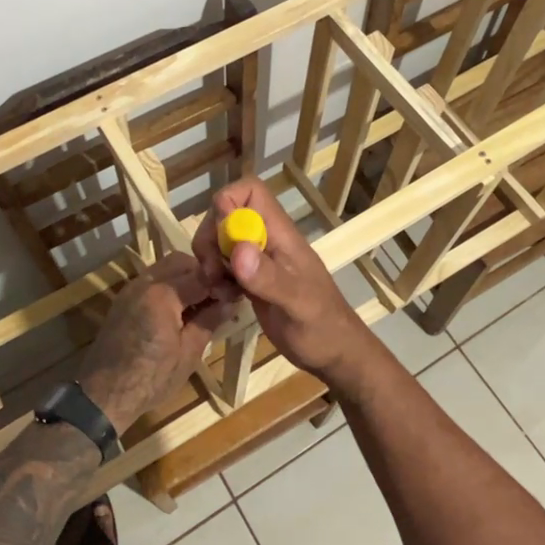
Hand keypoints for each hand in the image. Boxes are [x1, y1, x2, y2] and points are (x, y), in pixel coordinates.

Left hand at [76, 251, 234, 433]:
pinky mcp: (124, 300)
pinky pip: (152, 281)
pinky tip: (179, 310)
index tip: (236, 294)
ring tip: (201, 305)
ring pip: (165, 268)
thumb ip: (209, 321)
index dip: (222, 283)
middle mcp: (146, 282)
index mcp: (163, 293)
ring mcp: (131, 289)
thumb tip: (230, 302)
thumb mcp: (189, 352)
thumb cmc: (151, 378)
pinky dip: (169, 286)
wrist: (104, 394)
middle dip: (203, 274)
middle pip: (181, 262)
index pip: (202, 274)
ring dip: (185, 279)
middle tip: (218, 298)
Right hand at [192, 177, 380, 385]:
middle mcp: (267, 239)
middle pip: (225, 213)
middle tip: (213, 271)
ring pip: (221, 239)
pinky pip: (224, 264)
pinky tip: (225, 298)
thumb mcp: (296, 304)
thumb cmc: (322, 327)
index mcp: (281, 233)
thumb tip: (238, 250)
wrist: (334, 354)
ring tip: (218, 288)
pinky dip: (216, 277)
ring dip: (210, 260)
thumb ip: (269, 278)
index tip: (221, 237)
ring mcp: (259, 259)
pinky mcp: (252, 279)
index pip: (250, 191)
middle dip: (210, 237)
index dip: (227, 202)